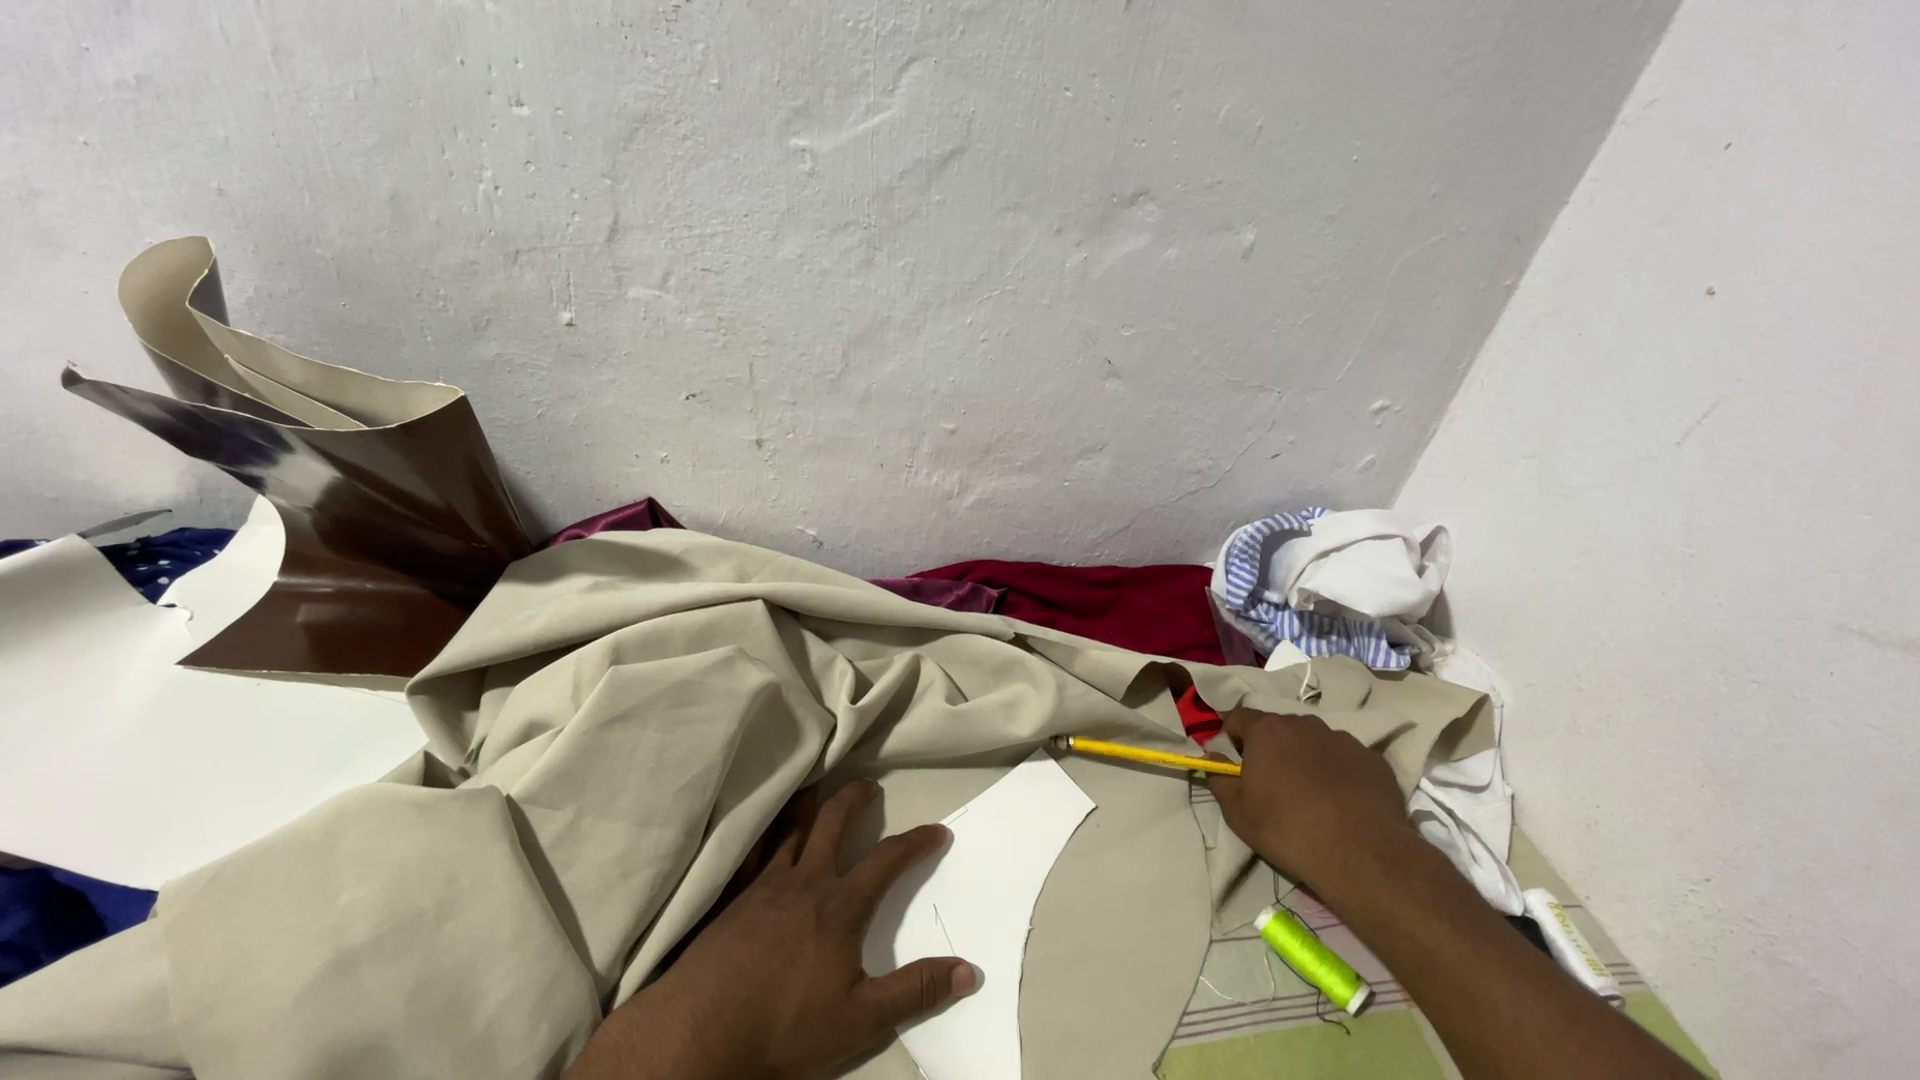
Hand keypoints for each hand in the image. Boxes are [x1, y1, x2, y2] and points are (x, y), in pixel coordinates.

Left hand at [567, 779, 976, 1079]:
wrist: (700, 1032)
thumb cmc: (785, 1024)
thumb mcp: (862, 1019)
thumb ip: (915, 991)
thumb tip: (969, 971)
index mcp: (839, 906)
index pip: (887, 860)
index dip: (916, 842)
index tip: (937, 830)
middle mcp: (802, 882)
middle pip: (832, 823)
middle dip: (854, 798)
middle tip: (868, 784)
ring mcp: (761, 886)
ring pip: (787, 829)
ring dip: (805, 804)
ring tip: (813, 787)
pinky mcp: (729, 899)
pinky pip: (747, 853)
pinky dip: (757, 834)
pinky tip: (754, 831)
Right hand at [1207, 709, 1416, 893]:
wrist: (1362, 854)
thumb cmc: (1288, 829)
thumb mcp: (1237, 812)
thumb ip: (1218, 777)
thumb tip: (1213, 756)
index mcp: (1268, 731)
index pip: (1238, 717)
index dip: (1231, 738)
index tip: (1234, 765)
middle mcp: (1306, 725)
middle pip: (1278, 729)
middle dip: (1270, 749)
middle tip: (1271, 784)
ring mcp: (1344, 740)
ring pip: (1313, 742)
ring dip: (1305, 759)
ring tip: (1310, 796)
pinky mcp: (1373, 760)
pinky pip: (1345, 760)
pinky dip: (1337, 773)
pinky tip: (1341, 803)